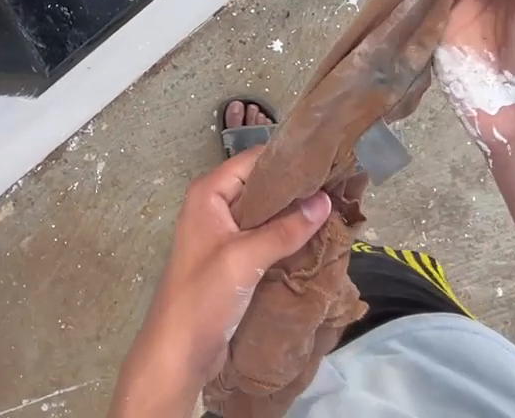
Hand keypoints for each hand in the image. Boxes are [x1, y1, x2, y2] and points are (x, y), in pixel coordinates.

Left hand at [110, 147, 331, 415]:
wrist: (177, 354)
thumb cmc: (202, 297)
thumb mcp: (244, 258)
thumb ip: (285, 230)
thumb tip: (326, 201)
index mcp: (208, 193)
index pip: (253, 160)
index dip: (287, 160)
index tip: (325, 162)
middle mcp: (215, 206)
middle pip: (261, 186)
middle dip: (295, 189)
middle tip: (336, 187)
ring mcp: (224, 234)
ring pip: (265, 214)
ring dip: (293, 214)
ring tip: (334, 209)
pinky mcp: (234, 260)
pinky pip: (265, 238)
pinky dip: (287, 237)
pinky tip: (315, 239)